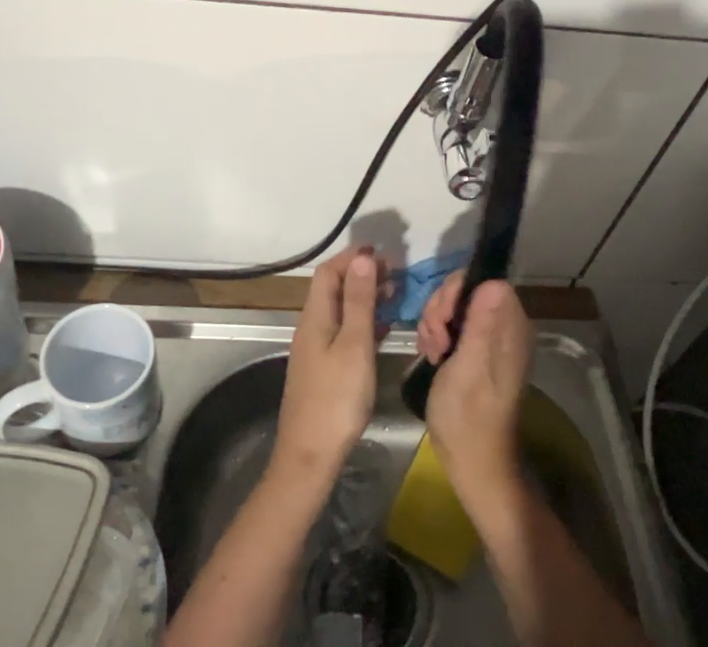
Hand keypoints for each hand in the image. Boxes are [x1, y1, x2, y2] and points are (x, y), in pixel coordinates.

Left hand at [272, 247, 386, 482]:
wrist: (311, 454)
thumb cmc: (336, 398)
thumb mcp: (353, 345)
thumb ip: (358, 302)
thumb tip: (362, 259)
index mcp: (315, 317)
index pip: (328, 272)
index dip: (352, 258)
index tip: (384, 253)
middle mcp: (312, 327)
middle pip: (333, 289)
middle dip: (361, 274)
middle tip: (396, 272)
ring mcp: (317, 349)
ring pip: (340, 310)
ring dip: (364, 297)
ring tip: (395, 293)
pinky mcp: (325, 369)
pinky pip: (344, 332)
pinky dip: (363, 321)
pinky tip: (383, 327)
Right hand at [417, 273, 532, 506]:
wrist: (471, 460)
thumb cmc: (468, 416)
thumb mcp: (468, 368)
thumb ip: (481, 325)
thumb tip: (493, 282)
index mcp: (511, 329)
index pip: (487, 281)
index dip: (457, 292)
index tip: (441, 320)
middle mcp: (507, 330)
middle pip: (469, 291)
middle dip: (442, 309)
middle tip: (433, 341)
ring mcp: (492, 342)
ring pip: (458, 308)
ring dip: (436, 323)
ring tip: (432, 352)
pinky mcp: (478, 353)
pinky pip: (455, 326)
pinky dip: (438, 335)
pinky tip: (431, 356)